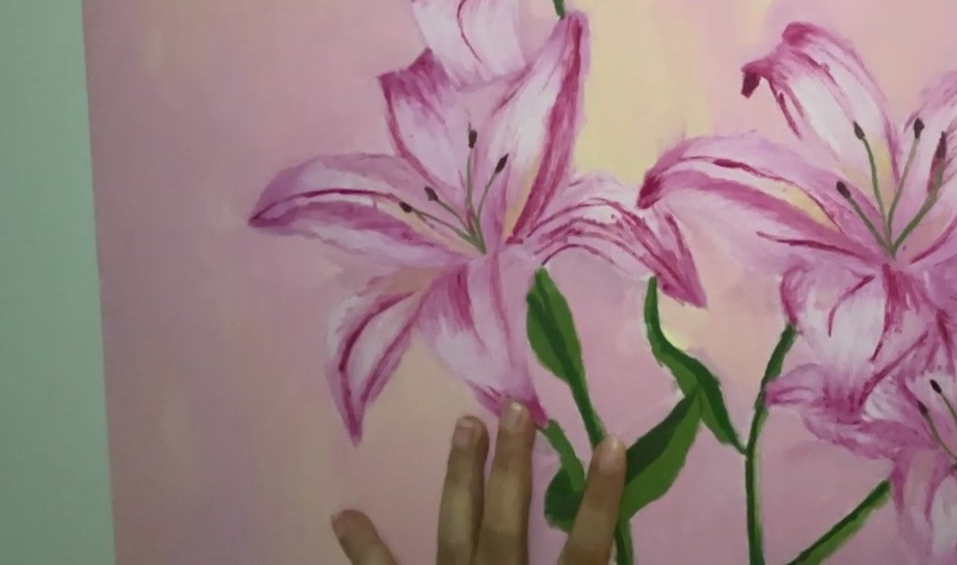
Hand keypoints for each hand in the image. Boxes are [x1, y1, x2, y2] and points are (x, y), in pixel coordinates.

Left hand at [332, 403, 626, 564]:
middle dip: (514, 466)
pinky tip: (343, 516)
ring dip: (461, 478)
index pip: (584, 553)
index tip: (613, 442)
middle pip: (509, 527)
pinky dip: (365, 551)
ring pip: (455, 534)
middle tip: (516, 408)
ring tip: (463, 424)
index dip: (600, 499)